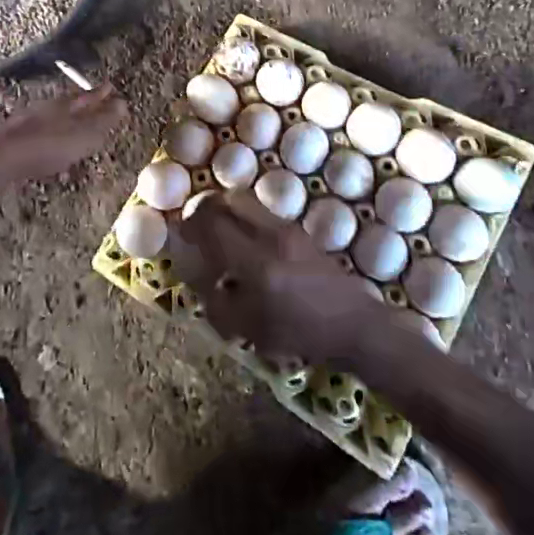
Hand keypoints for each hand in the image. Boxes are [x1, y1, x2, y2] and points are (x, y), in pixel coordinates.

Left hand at [0, 84, 127, 181]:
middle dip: (81, 103)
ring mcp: (26, 123)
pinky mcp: (12, 140)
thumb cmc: (48, 146)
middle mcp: (45, 109)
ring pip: (50, 118)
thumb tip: (122, 103)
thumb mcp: (83, 135)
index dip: (100, 94)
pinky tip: (47, 150)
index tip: (111, 87)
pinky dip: (47, 139)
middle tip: (92, 101)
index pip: (87, 96)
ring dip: (63, 122)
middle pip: (67, 103)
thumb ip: (103, 121)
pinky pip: (37, 136)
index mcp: (64, 105)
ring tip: (73, 127)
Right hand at [177, 189, 390, 363]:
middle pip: (228, 200)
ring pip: (246, 202)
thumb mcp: (248, 329)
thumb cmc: (299, 334)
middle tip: (195, 228)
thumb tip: (196, 276)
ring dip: (226, 212)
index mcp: (255, 262)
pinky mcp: (299, 231)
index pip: (210, 224)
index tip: (179, 234)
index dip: (188, 224)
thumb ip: (216, 301)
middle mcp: (271, 235)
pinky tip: (245, 248)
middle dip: (205, 209)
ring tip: (219, 237)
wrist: (354, 326)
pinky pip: (261, 214)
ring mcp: (288, 229)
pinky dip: (244, 220)